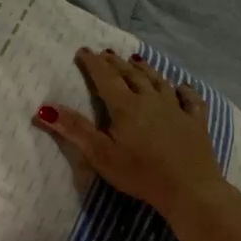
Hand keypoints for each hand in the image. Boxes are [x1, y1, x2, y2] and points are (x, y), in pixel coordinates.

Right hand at [32, 47, 222, 213]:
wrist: (189, 190)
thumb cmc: (140, 173)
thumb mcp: (100, 154)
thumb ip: (74, 129)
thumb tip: (45, 108)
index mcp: (126, 107)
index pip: (105, 78)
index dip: (93, 63)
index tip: (83, 51)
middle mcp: (151, 101)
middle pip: (131, 76)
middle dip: (116, 63)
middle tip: (106, 53)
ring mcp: (176, 110)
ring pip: (159, 82)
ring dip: (146, 70)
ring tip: (136, 61)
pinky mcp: (196, 123)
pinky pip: (191, 100)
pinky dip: (185, 90)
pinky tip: (182, 86)